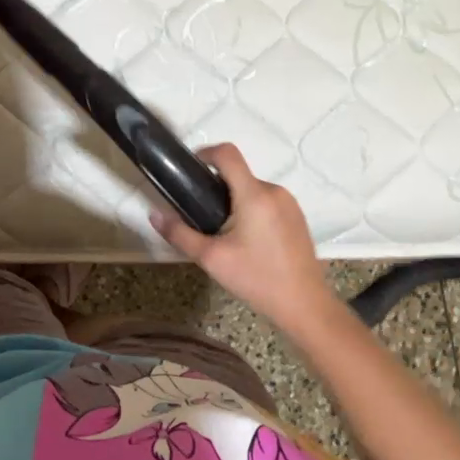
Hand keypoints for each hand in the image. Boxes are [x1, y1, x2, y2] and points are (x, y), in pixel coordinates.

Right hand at [150, 143, 330, 329]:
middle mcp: (274, 191)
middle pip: (238, 174)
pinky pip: (268, 202)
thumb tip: (153, 214)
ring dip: (235, 201)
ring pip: (253, 189)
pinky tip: (249, 242)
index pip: (228, 154)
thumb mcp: (211, 259)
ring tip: (225, 234)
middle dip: (218, 188)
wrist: (305, 307)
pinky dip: (253, 211)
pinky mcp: (297, 217)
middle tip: (203, 216)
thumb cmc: (257, 279)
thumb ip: (180, 233)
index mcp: (254, 194)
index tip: (190, 171)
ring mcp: (289, 203)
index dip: (205, 153)